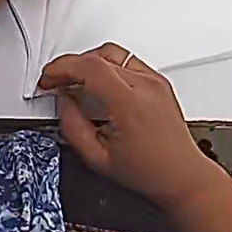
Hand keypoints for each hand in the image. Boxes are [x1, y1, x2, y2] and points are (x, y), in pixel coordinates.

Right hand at [39, 43, 231, 231]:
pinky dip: (107, 67)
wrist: (182, 177)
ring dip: (89, 64)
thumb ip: (73, 127)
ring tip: (76, 84)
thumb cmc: (149, 173)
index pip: (89, 67)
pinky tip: (99, 86)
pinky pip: (127, 62)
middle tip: (56, 83)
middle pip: (98, 57)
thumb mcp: (97, 158)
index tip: (49, 79)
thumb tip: (62, 102)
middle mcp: (146, 87)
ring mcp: (155, 82)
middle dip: (70, 67)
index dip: (61, 68)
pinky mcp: (159, 82)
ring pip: (113, 54)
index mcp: (130, 104)